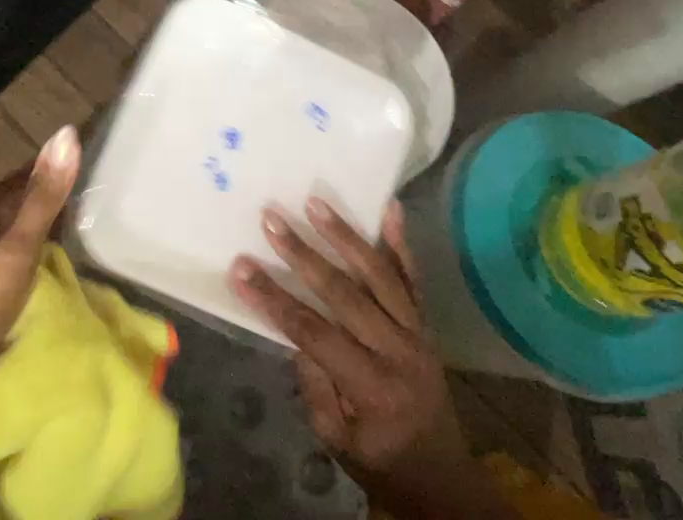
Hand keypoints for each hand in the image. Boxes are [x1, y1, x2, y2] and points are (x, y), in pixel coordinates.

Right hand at [232, 199, 486, 517]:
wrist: (442, 478)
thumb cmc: (380, 462)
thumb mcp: (335, 439)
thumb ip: (314, 384)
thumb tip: (292, 329)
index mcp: (370, 386)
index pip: (312, 332)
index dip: (274, 299)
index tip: (241, 268)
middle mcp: (398, 350)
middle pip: (344, 294)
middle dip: (302, 255)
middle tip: (271, 220)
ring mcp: (417, 333)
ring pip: (379, 275)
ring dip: (345, 236)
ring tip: (315, 203)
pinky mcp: (426, 324)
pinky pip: (413, 278)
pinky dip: (401, 242)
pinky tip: (390, 208)